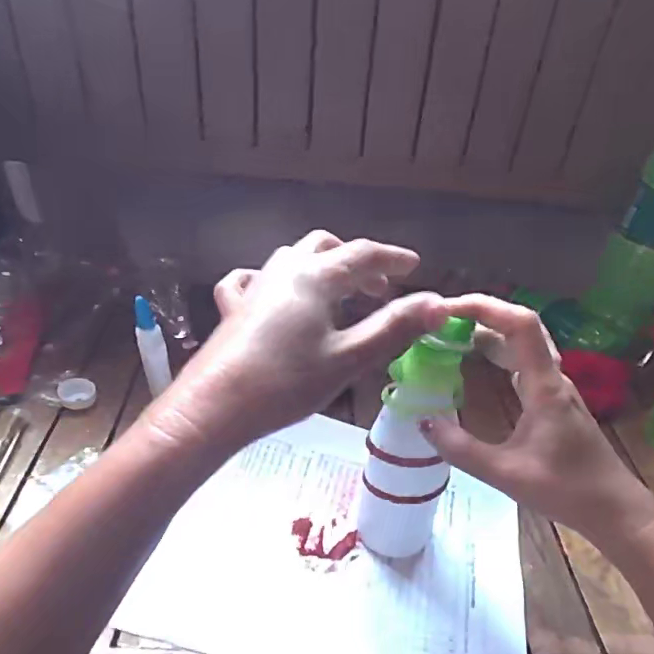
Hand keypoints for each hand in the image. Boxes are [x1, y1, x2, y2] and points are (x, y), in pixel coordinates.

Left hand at [149, 231, 447, 453]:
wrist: (215, 406)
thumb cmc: (285, 384)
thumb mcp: (347, 359)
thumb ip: (392, 328)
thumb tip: (438, 303)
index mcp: (315, 277)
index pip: (363, 254)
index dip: (392, 258)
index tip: (414, 267)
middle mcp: (283, 271)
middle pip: (325, 248)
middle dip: (356, 262)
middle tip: (378, 289)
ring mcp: (253, 288)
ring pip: (291, 259)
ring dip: (319, 268)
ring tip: (336, 296)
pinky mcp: (231, 310)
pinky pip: (252, 280)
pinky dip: (273, 281)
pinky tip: (273, 295)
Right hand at [419, 295, 653, 546]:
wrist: (613, 509)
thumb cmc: (566, 490)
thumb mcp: (505, 474)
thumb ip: (461, 449)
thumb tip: (423, 422)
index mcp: (545, 388)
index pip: (520, 326)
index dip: (483, 307)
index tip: (444, 311)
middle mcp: (552, 378)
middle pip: (518, 327)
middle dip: (477, 315)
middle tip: (435, 322)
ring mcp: (553, 388)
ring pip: (519, 344)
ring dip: (484, 332)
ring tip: (445, 336)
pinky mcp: (550, 400)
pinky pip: (519, 362)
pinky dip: (492, 353)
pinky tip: (469, 362)